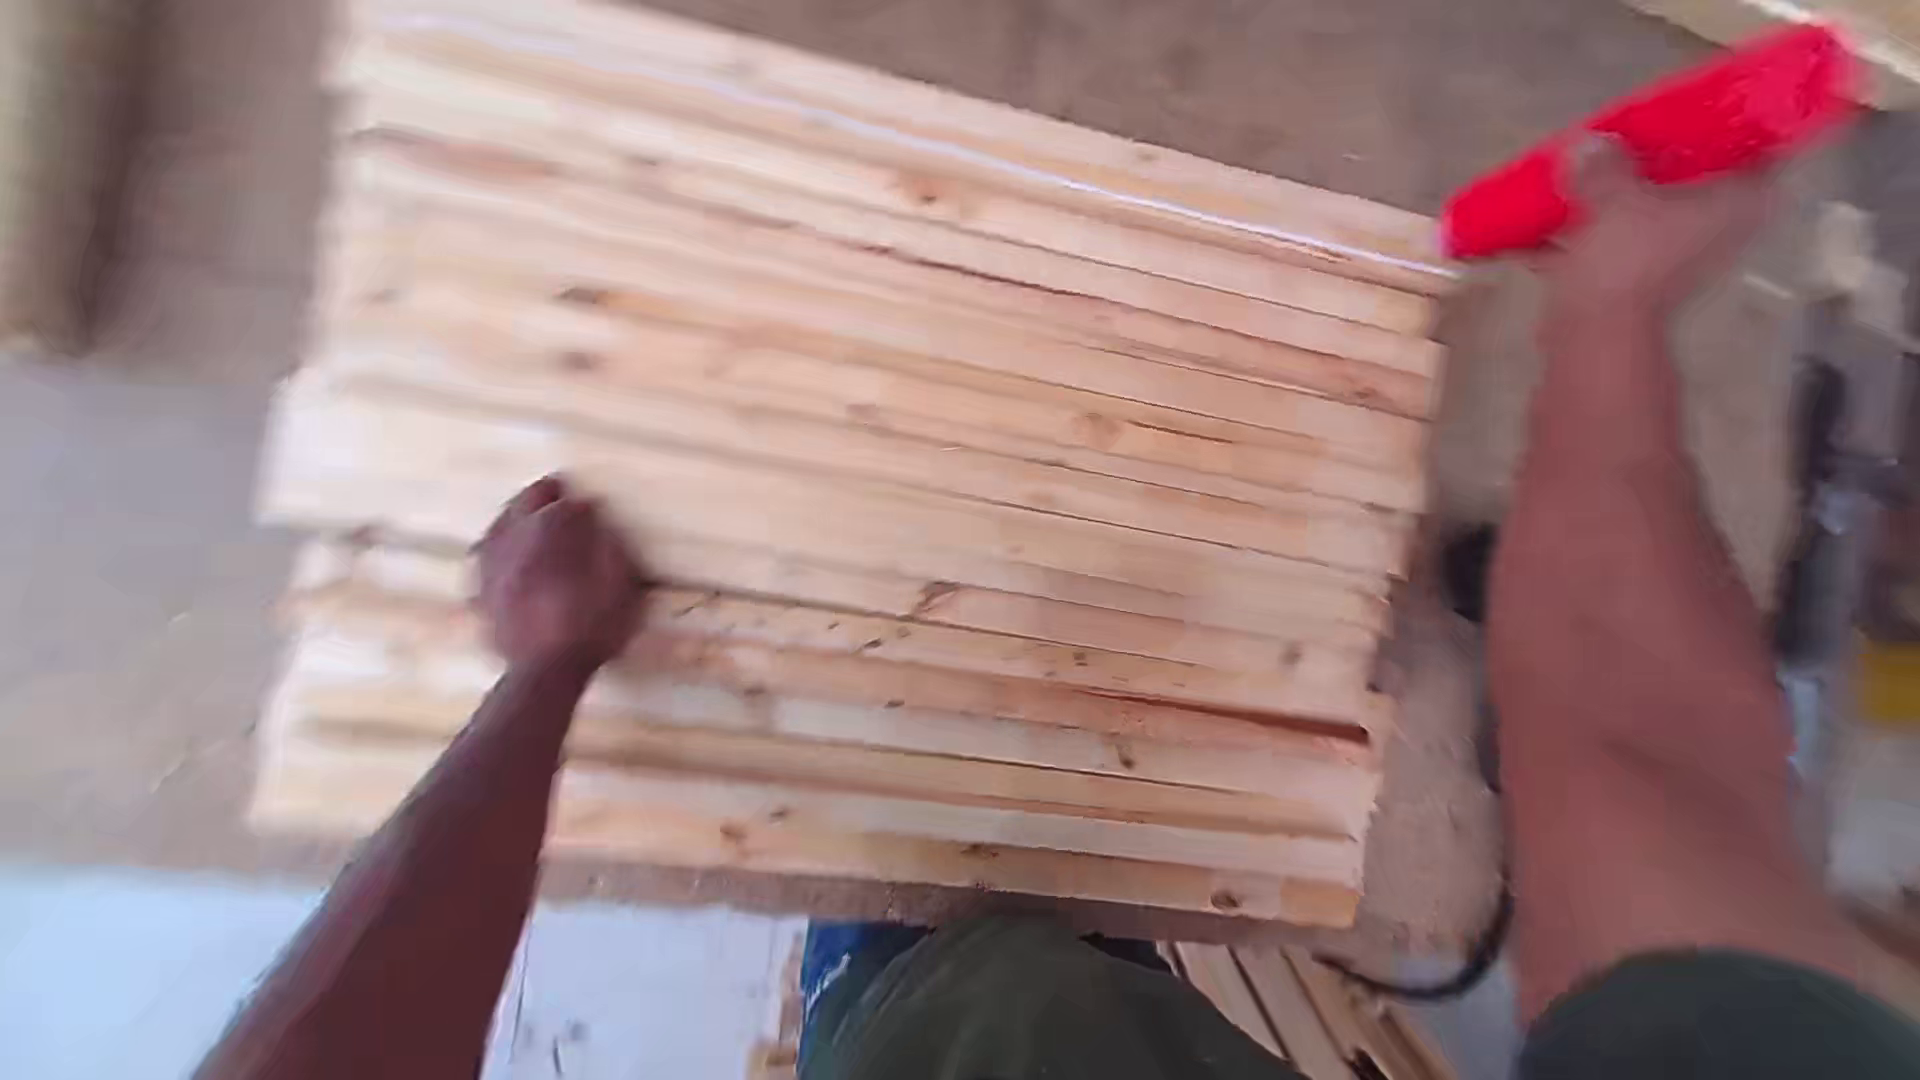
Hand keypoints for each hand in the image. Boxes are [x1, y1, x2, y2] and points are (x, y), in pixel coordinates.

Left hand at [472, 475, 646, 670]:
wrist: (545, 672)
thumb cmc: (591, 629)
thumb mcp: (619, 589)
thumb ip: (610, 553)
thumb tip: (603, 527)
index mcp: (550, 542)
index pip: (562, 508)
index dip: (578, 503)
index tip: (591, 502)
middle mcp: (514, 548)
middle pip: (522, 508)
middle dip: (540, 495)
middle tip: (554, 485)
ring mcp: (493, 571)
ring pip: (496, 529)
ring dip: (512, 514)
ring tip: (525, 509)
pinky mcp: (482, 594)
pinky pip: (483, 557)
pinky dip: (493, 544)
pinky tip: (498, 546)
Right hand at [1533, 135, 1773, 320]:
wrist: (1593, 337)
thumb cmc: (1624, 265)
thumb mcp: (1614, 204)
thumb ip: (1602, 169)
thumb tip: (1584, 142)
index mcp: (1739, 199)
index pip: (1744, 144)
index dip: (1709, 125)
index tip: (1670, 116)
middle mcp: (1713, 226)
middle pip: (1679, 180)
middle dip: (1638, 167)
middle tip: (1609, 145)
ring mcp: (1666, 258)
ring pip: (1632, 216)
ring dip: (1596, 204)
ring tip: (1562, 185)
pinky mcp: (1624, 282)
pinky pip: (1595, 249)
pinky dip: (1566, 241)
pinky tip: (1528, 232)